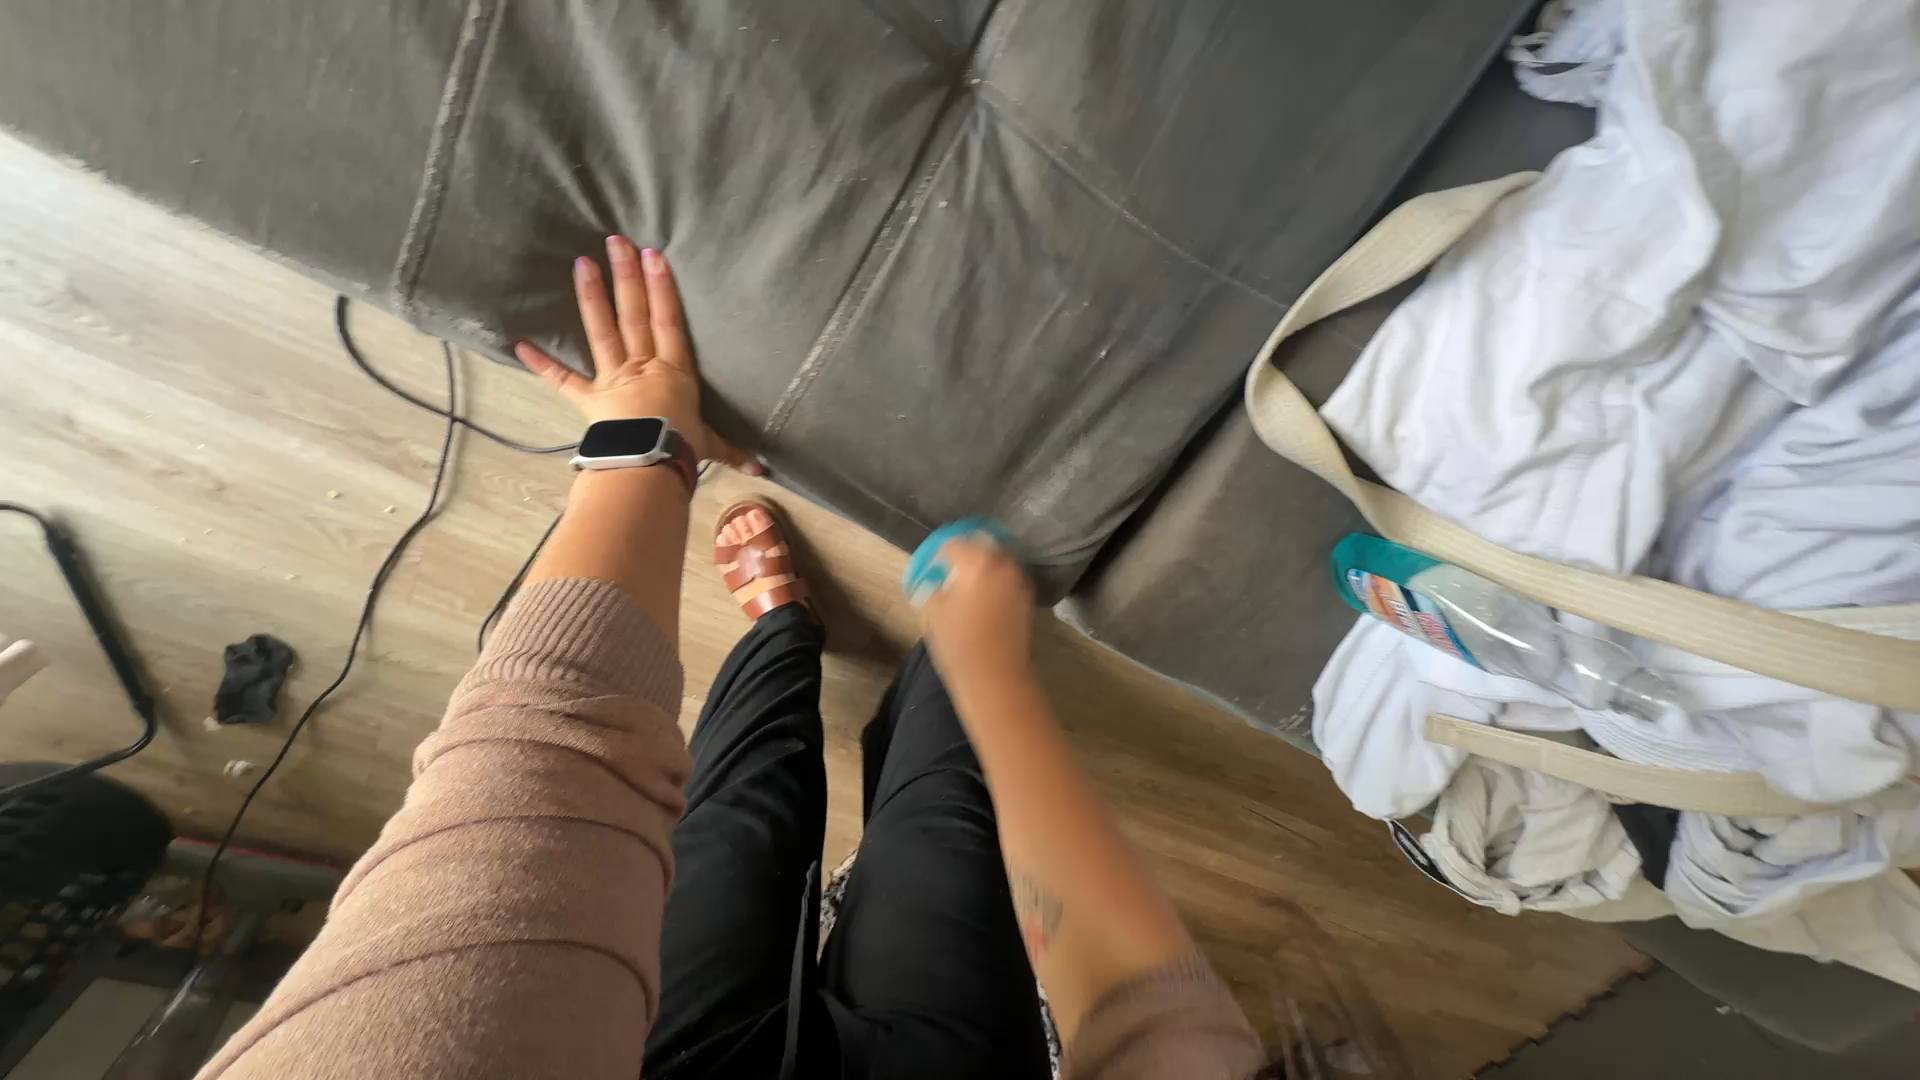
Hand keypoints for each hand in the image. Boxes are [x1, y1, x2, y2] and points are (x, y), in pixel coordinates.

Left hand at [515, 236, 760, 471]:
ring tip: (582, 262)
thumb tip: (762, 470)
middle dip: (627, 277)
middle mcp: (642, 367)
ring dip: (592, 297)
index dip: (661, 288)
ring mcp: (613, 380)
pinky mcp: (590, 400)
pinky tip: (519, 344)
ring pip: (602, 331)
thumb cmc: (682, 449)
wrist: (648, 464)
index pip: (668, 322)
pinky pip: (564, 380)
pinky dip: (543, 364)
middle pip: (633, 315)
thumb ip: (733, 451)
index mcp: (674, 372)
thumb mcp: (712, 447)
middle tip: (616, 241)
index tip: (653, 256)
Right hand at [921, 538, 1036, 687]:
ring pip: (998, 560)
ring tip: (968, 581)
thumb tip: (937, 579)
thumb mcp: (934, 611)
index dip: (940, 553)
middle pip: (981, 546)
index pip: (955, 544)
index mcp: (977, 562)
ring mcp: (1019, 580)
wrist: (995, 675)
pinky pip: (1009, 577)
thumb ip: (934, 586)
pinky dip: (996, 578)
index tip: (932, 565)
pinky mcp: (1027, 597)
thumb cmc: (958, 643)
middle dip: (965, 553)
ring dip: (983, 565)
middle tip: (950, 569)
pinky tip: (984, 594)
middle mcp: (1003, 564)